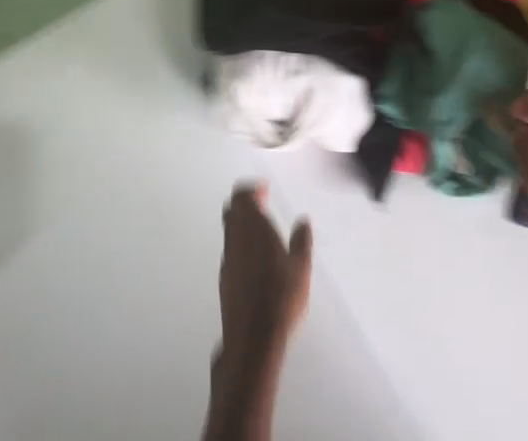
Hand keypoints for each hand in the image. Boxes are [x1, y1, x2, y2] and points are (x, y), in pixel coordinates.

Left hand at [218, 183, 312, 357]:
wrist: (252, 338)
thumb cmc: (281, 299)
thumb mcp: (301, 268)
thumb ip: (301, 241)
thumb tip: (303, 221)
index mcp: (253, 229)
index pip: (242, 196)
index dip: (252, 189)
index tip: (265, 189)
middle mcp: (235, 239)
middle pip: (232, 210)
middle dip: (245, 202)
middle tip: (263, 204)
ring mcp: (228, 259)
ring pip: (229, 229)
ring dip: (243, 222)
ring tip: (264, 230)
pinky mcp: (224, 277)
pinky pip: (231, 248)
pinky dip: (241, 241)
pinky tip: (257, 257)